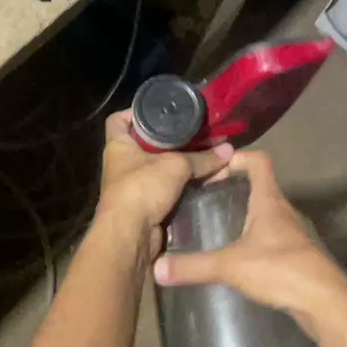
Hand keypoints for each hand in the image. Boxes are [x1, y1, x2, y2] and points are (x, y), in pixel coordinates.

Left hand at [94, 111, 232, 254]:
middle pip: (143, 144)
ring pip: (157, 168)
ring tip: (202, 156)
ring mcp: (131, 186)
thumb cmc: (142, 188)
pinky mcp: (144, 206)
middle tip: (193, 134)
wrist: (130, 235)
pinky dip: (179, 185)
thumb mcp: (175, 166)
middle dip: (167, 141)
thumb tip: (229, 149)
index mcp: (118, 145)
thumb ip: (202, 158)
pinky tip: (200, 180)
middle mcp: (121, 163)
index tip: (160, 111)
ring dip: (176, 165)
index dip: (134, 112)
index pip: (118, 119)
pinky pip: (164, 189)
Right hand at [151, 150, 346, 333]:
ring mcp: (297, 234)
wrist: (328, 303)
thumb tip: (156, 268)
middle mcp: (286, 211)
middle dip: (235, 189)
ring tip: (220, 228)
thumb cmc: (281, 270)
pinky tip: (243, 259)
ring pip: (270, 213)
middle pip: (262, 186)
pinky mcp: (302, 256)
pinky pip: (276, 237)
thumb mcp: (231, 265)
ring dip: (248, 215)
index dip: (237, 157)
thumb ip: (194, 265)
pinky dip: (259, 240)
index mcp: (270, 200)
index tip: (213, 170)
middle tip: (206, 200)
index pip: (258, 160)